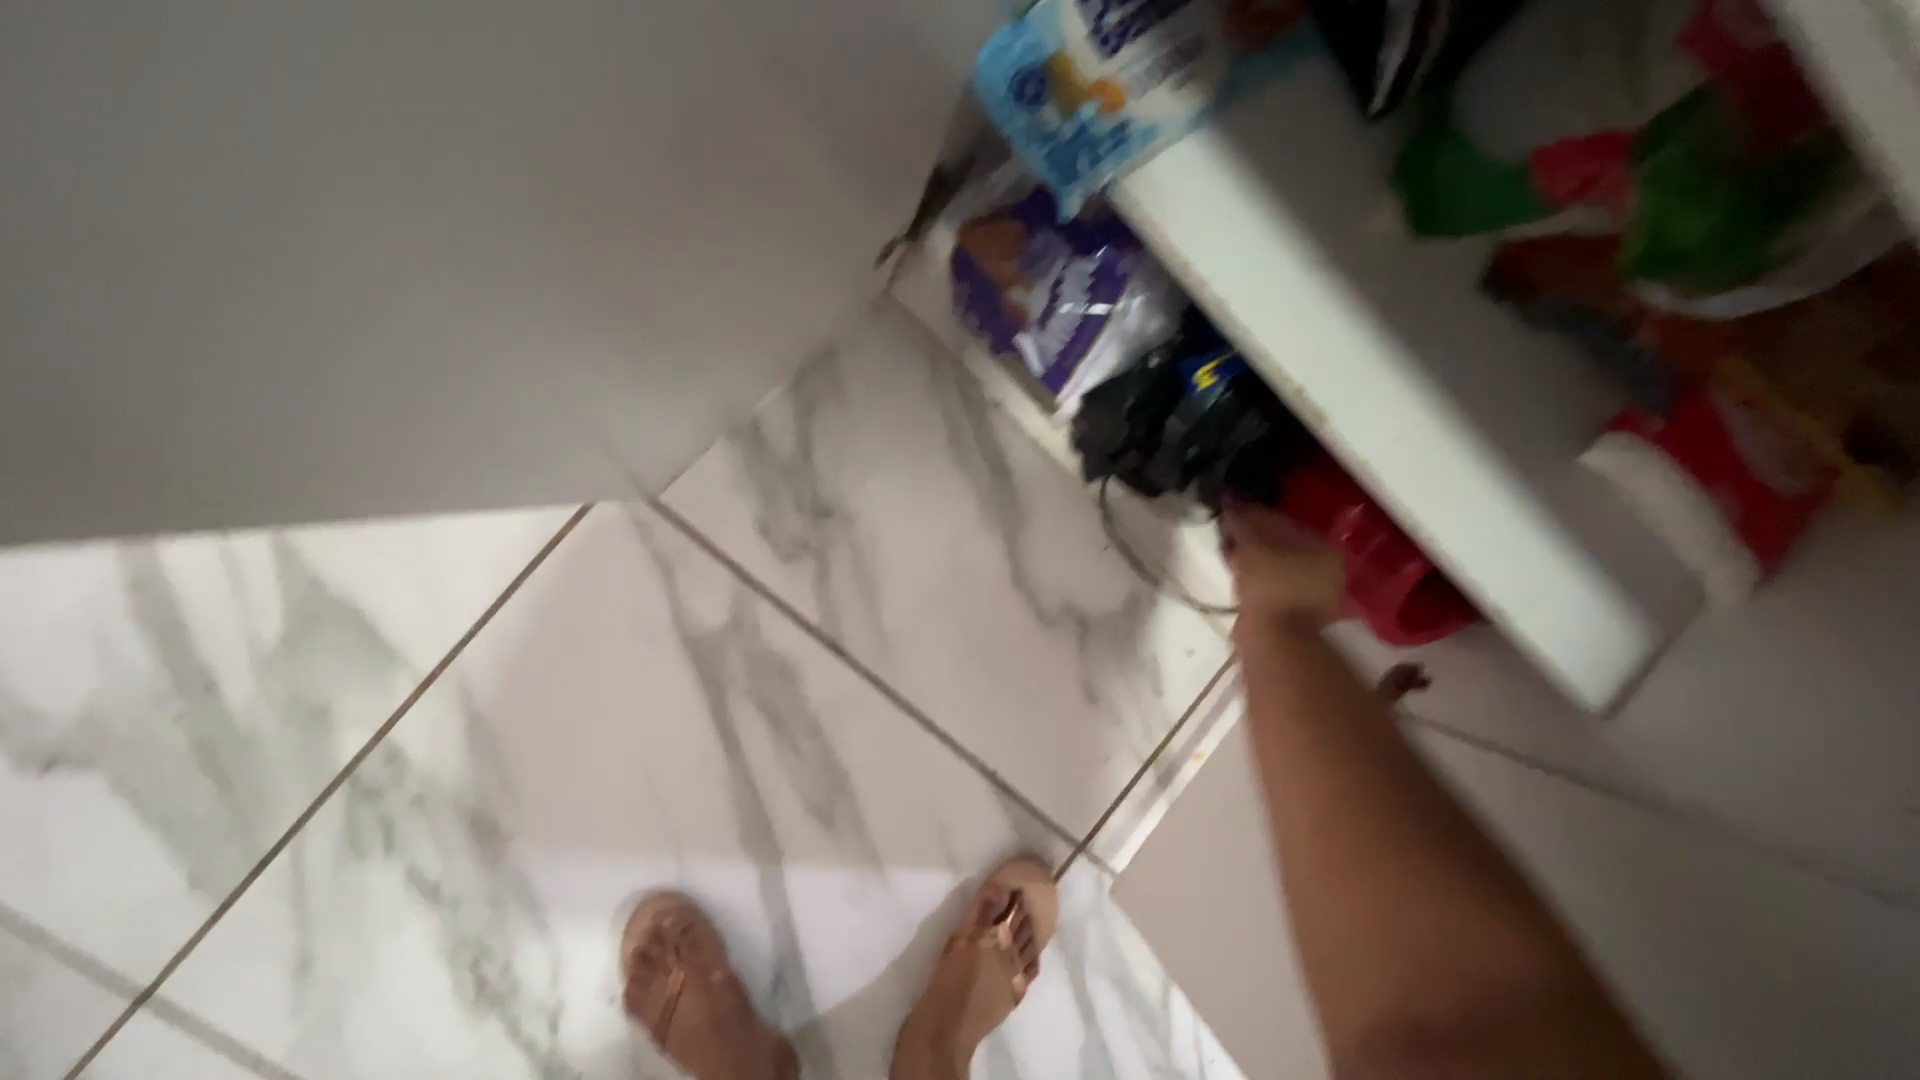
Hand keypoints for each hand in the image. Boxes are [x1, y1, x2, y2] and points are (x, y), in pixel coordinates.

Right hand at [1219, 501, 1344, 634]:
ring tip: (1227, 554)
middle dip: (1251, 538)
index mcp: (1323, 549)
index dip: (1253, 515)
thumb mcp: (1252, 546)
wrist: (1273, 640)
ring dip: (1250, 558)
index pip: (1283, 522)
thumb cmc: (1269, 585)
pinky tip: (1235, 574)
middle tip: (1226, 534)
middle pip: (1281, 544)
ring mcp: (1312, 594)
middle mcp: (1325, 569)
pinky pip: (1270, 585)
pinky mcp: (1294, 613)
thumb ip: (1241, 522)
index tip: (1229, 514)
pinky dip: (1253, 578)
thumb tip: (1229, 502)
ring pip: (1274, 566)